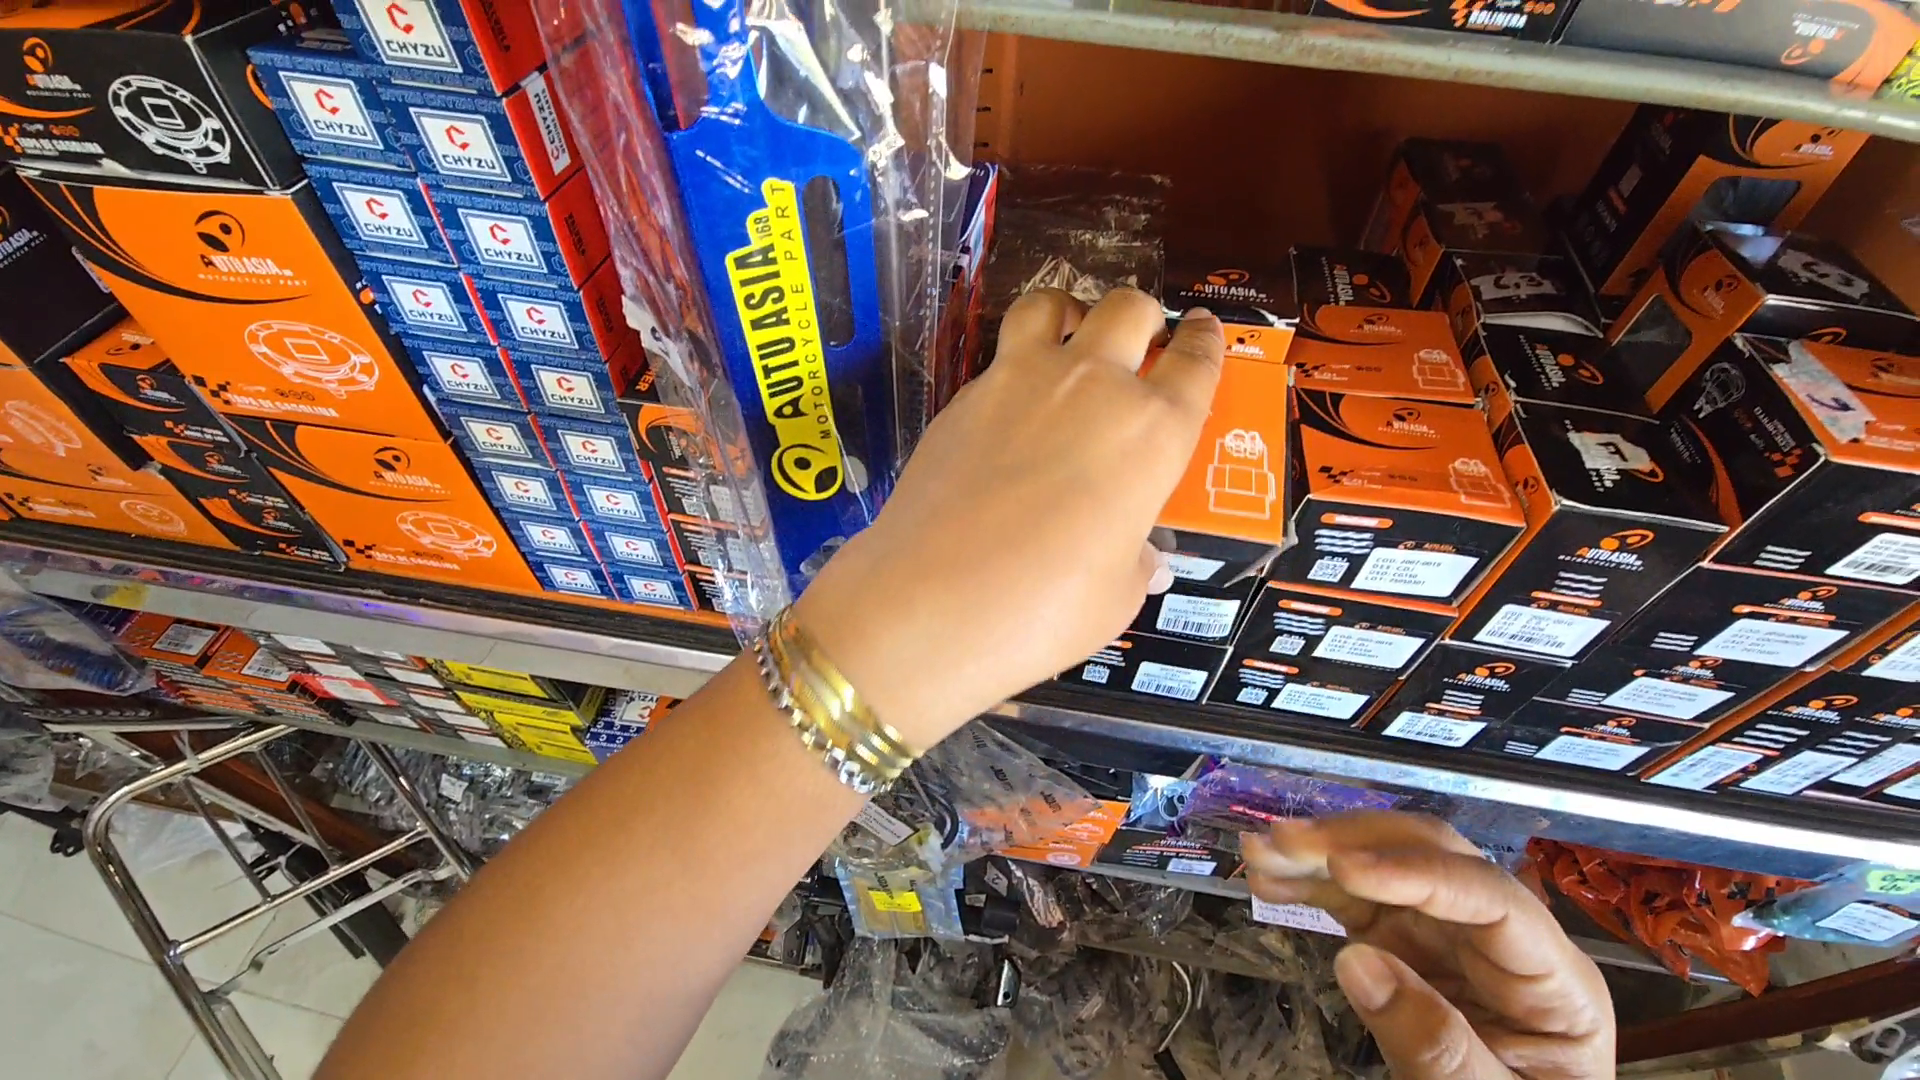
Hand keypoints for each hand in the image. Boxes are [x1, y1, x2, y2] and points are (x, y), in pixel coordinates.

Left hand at [791, 288, 1224, 747]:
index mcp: (1153, 430)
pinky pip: (1001, 357)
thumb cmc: (1046, 608)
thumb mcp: (1117, 593)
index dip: (1203, 341)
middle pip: (1128, 309)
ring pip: (1052, 304)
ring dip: (1072, 311)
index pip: (1195, 362)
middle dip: (1142, 315)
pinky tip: (1011, 406)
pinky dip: (1017, 363)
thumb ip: (1135, 559)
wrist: (933, 600)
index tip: (1198, 331)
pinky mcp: (964, 396)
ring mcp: (1020, 380)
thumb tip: (1140, 556)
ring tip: (1070, 336)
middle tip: (1139, 338)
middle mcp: (1092, 385)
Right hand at [1243, 813, 1614, 1079]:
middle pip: (1431, 856)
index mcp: (1550, 976)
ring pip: (1382, 864)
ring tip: (1258, 850)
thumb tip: (1356, 963)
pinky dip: (1308, 885)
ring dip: (1317, 853)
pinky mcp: (1401, 940)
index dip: (1413, 874)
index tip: (1342, 869)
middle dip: (1354, 842)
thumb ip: (1438, 1051)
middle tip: (1284, 841)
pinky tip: (1267, 880)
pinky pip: (1352, 899)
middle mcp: (1495, 934)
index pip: (1487, 897)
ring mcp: (1445, 933)